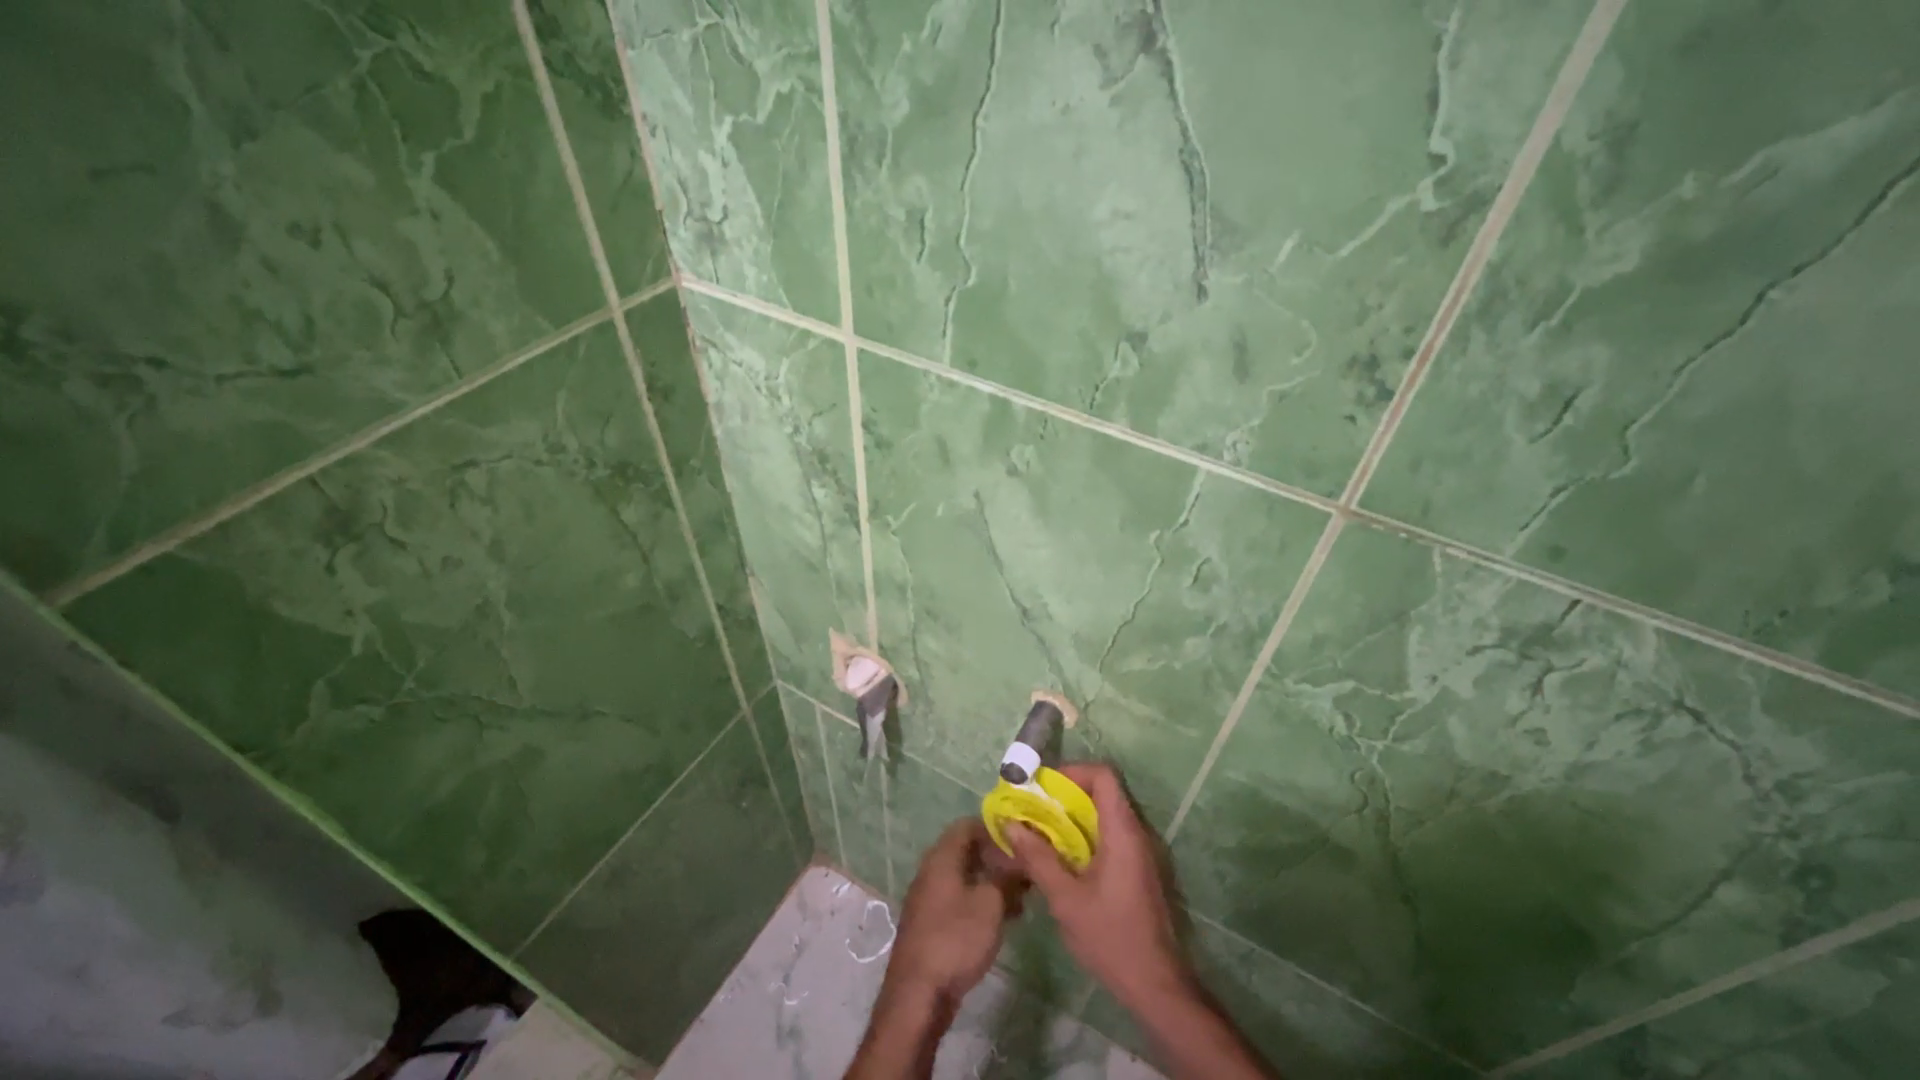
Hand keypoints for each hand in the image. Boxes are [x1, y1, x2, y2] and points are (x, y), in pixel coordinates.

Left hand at [888, 818, 1024, 1000]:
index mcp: (941, 858)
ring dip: (993, 883)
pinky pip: (960, 900)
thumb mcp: (991, 903)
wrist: (919, 993)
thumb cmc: (956, 939)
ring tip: (1022, 899)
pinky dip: (981, 902)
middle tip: (1027, 871)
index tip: (1023, 840)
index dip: (996, 828)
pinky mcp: (931, 924)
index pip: (968, 825)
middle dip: (998, 858)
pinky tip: (1003, 919)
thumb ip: (1007, 875)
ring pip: (965, 878)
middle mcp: (931, 872)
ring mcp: (928, 899)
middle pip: (967, 851)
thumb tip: (1020, 858)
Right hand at [1006, 764, 1193, 1005]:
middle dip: (1064, 796)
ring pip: (1105, 816)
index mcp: (1123, 832)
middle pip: (1103, 792)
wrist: (1154, 983)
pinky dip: (1084, 837)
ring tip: (1038, 833)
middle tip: (1030, 810)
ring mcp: (1140, 853)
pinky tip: (1059, 860)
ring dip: (1072, 818)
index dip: (1071, 772)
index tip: (1039, 788)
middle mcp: (1136, 834)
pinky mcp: (1138, 871)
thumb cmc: (1110, 936)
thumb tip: (1012, 823)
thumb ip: (1038, 857)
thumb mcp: (1065, 898)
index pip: (1103, 776)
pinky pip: (1110, 837)